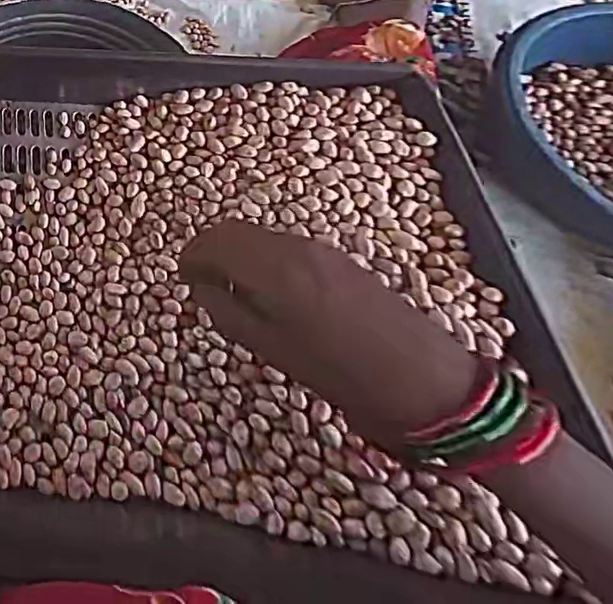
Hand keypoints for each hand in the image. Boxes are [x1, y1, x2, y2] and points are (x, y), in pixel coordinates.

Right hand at [176, 221, 482, 447]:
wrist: (429, 382)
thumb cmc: (340, 373)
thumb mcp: (269, 348)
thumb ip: (224, 310)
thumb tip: (201, 286)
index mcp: (271, 268)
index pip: (211, 242)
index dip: (189, 257)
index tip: (182, 277)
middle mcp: (292, 246)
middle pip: (232, 230)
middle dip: (208, 249)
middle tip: (198, 278)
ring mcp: (319, 249)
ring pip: (257, 235)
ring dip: (234, 252)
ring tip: (231, 287)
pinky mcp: (338, 258)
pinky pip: (282, 245)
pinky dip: (260, 256)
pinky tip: (268, 290)